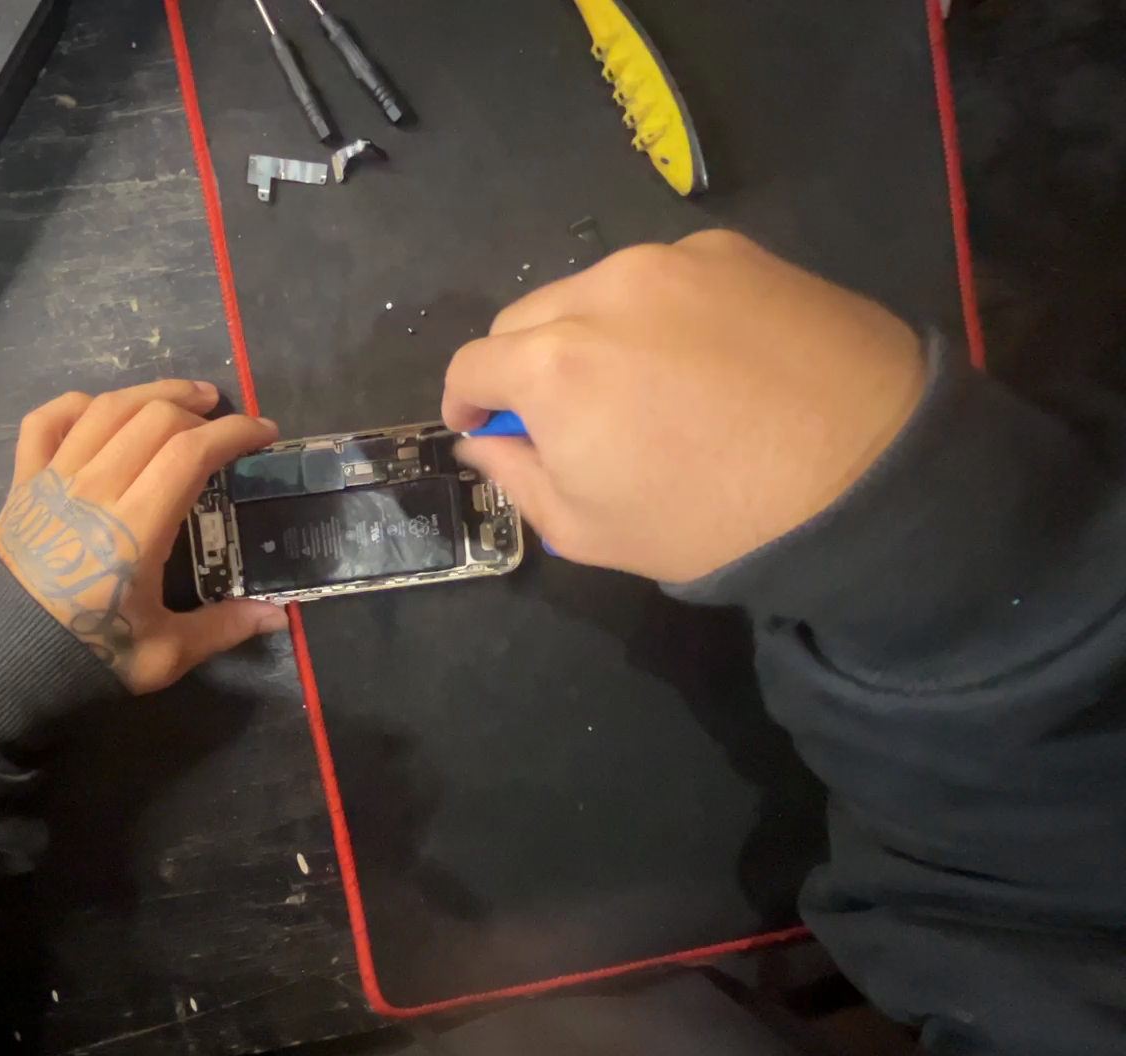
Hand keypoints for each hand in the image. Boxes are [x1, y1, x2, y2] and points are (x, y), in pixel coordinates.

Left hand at [0, 380, 286, 692]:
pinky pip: (47, 420)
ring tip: (182, 400)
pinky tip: (103, 409)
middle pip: (153, 417)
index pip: (191, 451)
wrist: (1, 657)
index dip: (235, 431)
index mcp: (135, 527)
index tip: (265, 433)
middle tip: (224, 422)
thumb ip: (224, 628)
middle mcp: (95, 488)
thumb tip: (281, 616)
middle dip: (199, 409)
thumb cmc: (86, 653)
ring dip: (150, 393)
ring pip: (106, 408)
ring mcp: (54, 478)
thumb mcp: (163, 654)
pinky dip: (78, 404)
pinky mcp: (23, 480)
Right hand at [442, 230, 926, 583]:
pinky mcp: (735, 251)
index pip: (468, 366)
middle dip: (516, 367)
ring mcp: (672, 261)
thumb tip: (482, 440)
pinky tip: (687, 355)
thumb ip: (509, 473)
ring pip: (583, 292)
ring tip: (627, 381)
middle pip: (518, 321)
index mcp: (549, 364)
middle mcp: (600, 292)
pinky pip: (654, 277)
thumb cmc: (704, 518)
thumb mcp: (578, 526)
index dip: (461, 402)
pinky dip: (644, 312)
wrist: (872, 483)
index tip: (478, 428)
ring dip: (577, 334)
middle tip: (554, 413)